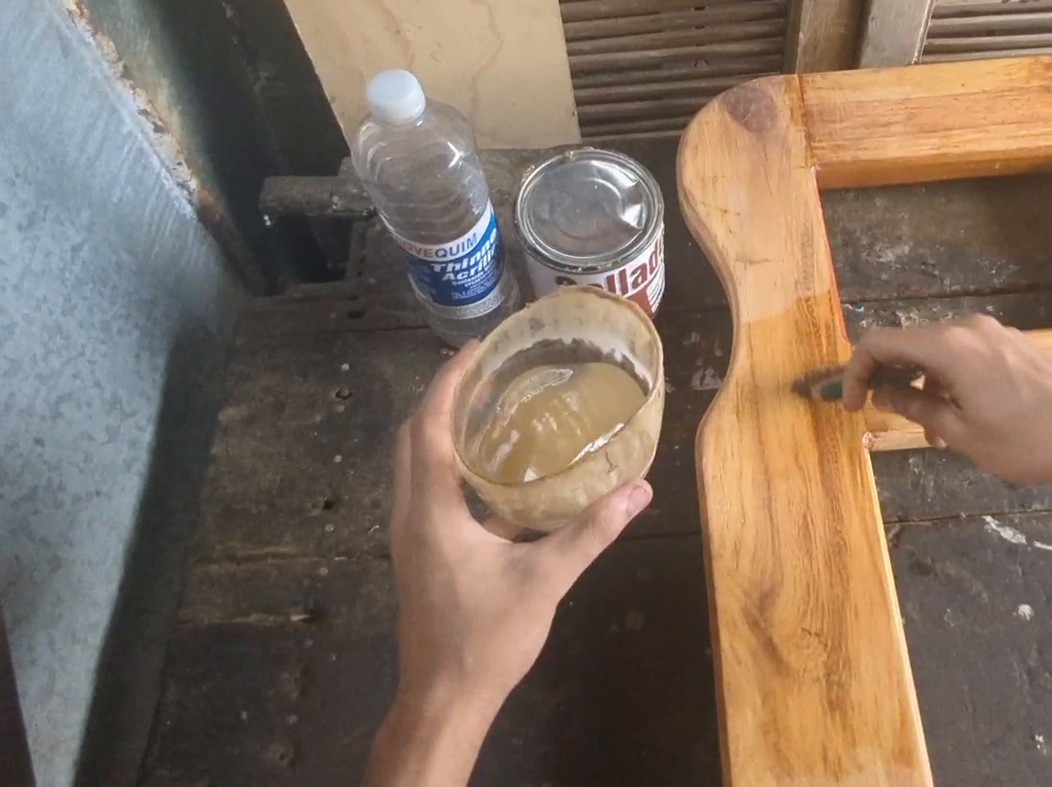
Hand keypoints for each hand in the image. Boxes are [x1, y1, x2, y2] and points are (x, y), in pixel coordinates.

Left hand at [383, 342, 651, 736]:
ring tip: (488, 403)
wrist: (443, 703)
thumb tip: (639, 489)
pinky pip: (428, 486)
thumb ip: (592, 532)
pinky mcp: (421, 551)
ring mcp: (412, 534)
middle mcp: (412, 514)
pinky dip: (451, 460)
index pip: (429, 428)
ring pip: (415, 462)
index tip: (474, 348)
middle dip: (443, 396)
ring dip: (442, 426)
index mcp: (432, 511)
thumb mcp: (545, 581)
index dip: (448, 382)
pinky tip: (494, 466)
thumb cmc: (486, 639)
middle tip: (485, 368)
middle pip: (413, 437)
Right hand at [841, 314, 1051, 491]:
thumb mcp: (963, 433)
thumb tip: (880, 394)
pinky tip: (962, 417)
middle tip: (883, 415)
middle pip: (907, 343)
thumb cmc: (1030, 441)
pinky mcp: (1013, 344)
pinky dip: (948, 380)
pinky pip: (964, 355)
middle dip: (888, 379)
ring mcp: (993, 334)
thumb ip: (915, 408)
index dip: (855, 371)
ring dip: (920, 384)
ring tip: (932, 432)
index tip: (852, 406)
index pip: (879, 342)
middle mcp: (967, 329)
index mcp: (949, 347)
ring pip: (936, 352)